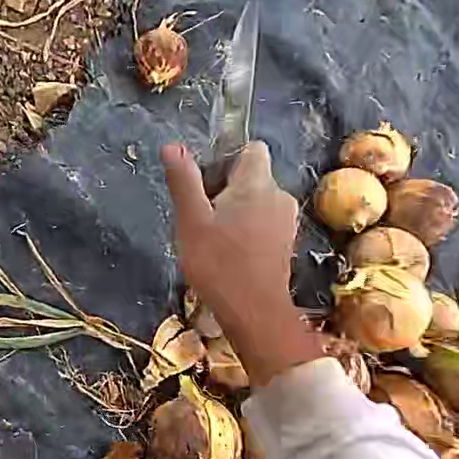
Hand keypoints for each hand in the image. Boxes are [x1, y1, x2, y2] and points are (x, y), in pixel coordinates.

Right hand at [162, 141, 326, 387]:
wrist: (254, 313)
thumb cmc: (218, 263)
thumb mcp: (191, 220)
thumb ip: (184, 181)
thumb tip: (172, 145)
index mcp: (257, 184)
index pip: (250, 148)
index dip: (226, 158)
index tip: (205, 182)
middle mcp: (279, 195)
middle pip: (250, 176)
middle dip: (225, 188)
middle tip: (200, 215)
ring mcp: (286, 221)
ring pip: (256, 200)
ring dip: (234, 210)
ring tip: (211, 236)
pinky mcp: (286, 242)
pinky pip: (263, 220)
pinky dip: (246, 228)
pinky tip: (227, 251)